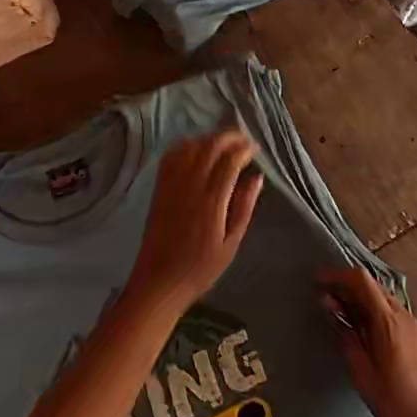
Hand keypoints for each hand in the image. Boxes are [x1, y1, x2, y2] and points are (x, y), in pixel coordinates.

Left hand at [126, 131, 264, 312]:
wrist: (160, 279)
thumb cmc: (201, 267)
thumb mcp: (232, 243)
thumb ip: (244, 207)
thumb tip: (257, 178)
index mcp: (212, 200)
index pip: (230, 160)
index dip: (244, 149)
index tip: (255, 148)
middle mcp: (191, 184)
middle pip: (210, 146)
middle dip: (229, 137)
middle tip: (243, 140)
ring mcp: (172, 183)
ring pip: (191, 146)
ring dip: (209, 138)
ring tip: (224, 142)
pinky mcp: (159, 186)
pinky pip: (172, 155)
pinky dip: (186, 145)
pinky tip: (197, 148)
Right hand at [319, 265, 416, 416]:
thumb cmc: (397, 405)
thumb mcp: (363, 373)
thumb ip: (347, 335)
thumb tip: (331, 306)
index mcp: (388, 322)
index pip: (361, 281)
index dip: (337, 276)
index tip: (319, 282)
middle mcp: (406, 318)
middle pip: (375, 287)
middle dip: (349, 288)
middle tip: (329, 301)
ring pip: (388, 302)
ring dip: (366, 303)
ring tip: (349, 320)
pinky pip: (401, 318)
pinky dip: (382, 317)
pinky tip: (375, 338)